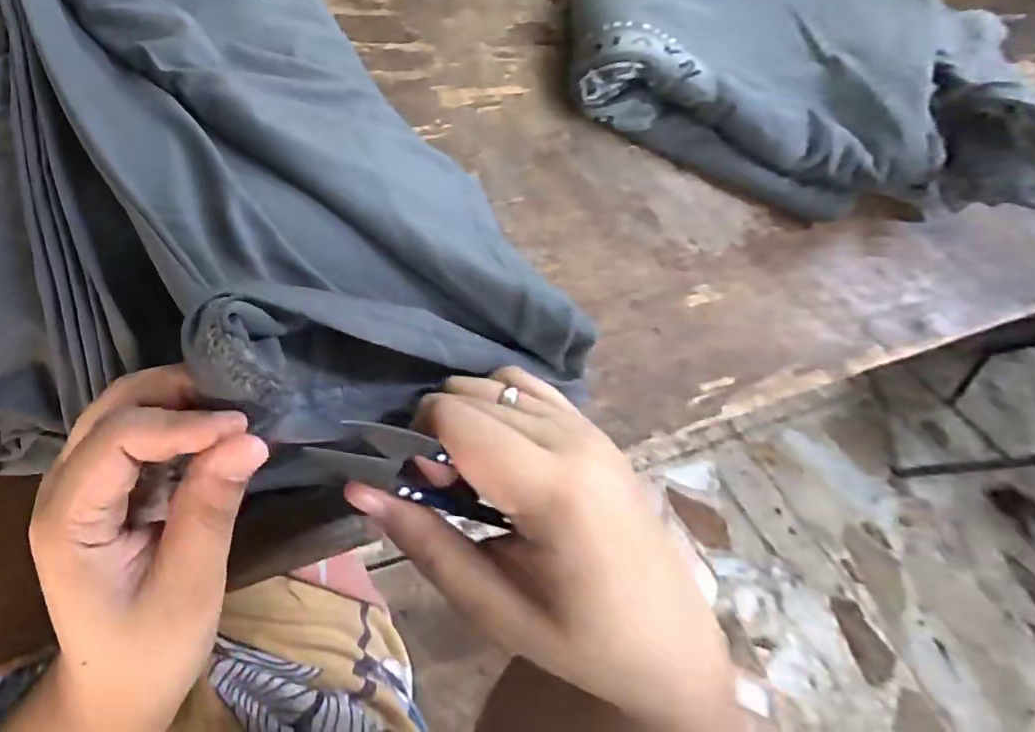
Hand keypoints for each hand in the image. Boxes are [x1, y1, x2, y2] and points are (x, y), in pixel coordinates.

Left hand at [10, 364, 268, 731]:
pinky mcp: (96, 485)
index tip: (239, 424)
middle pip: (111, 409)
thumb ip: (211, 508)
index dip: (179, 423)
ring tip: (224, 409)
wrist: (113, 692)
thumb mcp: (188, 589)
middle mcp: (59, 485)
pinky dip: (169, 421)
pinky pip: (129, 432)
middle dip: (171, 393)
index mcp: (66, 516)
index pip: (117, 438)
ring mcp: (74, 481)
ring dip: (171, 400)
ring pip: (118, 410)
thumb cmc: (147, 653)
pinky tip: (204, 431)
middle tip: (232, 400)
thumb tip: (250, 439)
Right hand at [345, 369, 736, 731]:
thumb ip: (422, 541)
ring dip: (464, 416)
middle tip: (450, 491)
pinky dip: (495, 403)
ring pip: (488, 382)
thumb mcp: (493, 608)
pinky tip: (503, 449)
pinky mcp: (594, 427)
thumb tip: (356, 487)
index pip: (453, 415)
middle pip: (463, 392)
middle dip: (437, 430)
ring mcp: (588, 427)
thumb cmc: (583, 642)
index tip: (431, 492)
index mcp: (554, 488)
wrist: (678, 652)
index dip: (419, 443)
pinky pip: (523, 384)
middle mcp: (572, 440)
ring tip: (477, 471)